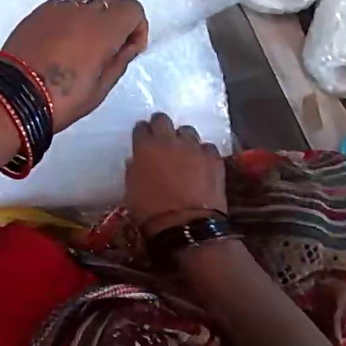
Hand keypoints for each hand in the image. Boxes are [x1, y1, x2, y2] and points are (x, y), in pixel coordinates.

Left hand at [0, 0, 148, 130]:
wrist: (13, 98)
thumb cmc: (62, 100)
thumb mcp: (100, 88)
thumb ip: (120, 60)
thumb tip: (129, 45)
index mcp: (103, 28)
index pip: (132, 9)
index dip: (136, 28)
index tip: (128, 49)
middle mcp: (82, 11)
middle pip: (110, 4)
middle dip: (114, 23)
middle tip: (104, 52)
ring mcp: (56, 9)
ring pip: (85, 4)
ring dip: (90, 20)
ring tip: (78, 49)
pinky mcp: (36, 14)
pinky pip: (61, 9)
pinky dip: (67, 21)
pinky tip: (58, 46)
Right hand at [126, 113, 225, 235]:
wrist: (186, 225)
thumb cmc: (151, 212)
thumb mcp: (131, 190)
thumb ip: (134, 169)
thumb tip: (137, 161)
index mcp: (145, 148)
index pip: (140, 128)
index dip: (141, 133)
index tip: (142, 140)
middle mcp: (169, 140)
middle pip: (163, 120)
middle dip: (160, 126)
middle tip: (161, 139)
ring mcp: (194, 147)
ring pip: (188, 131)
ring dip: (183, 139)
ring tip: (183, 152)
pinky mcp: (214, 158)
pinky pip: (207, 147)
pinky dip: (203, 153)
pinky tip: (202, 164)